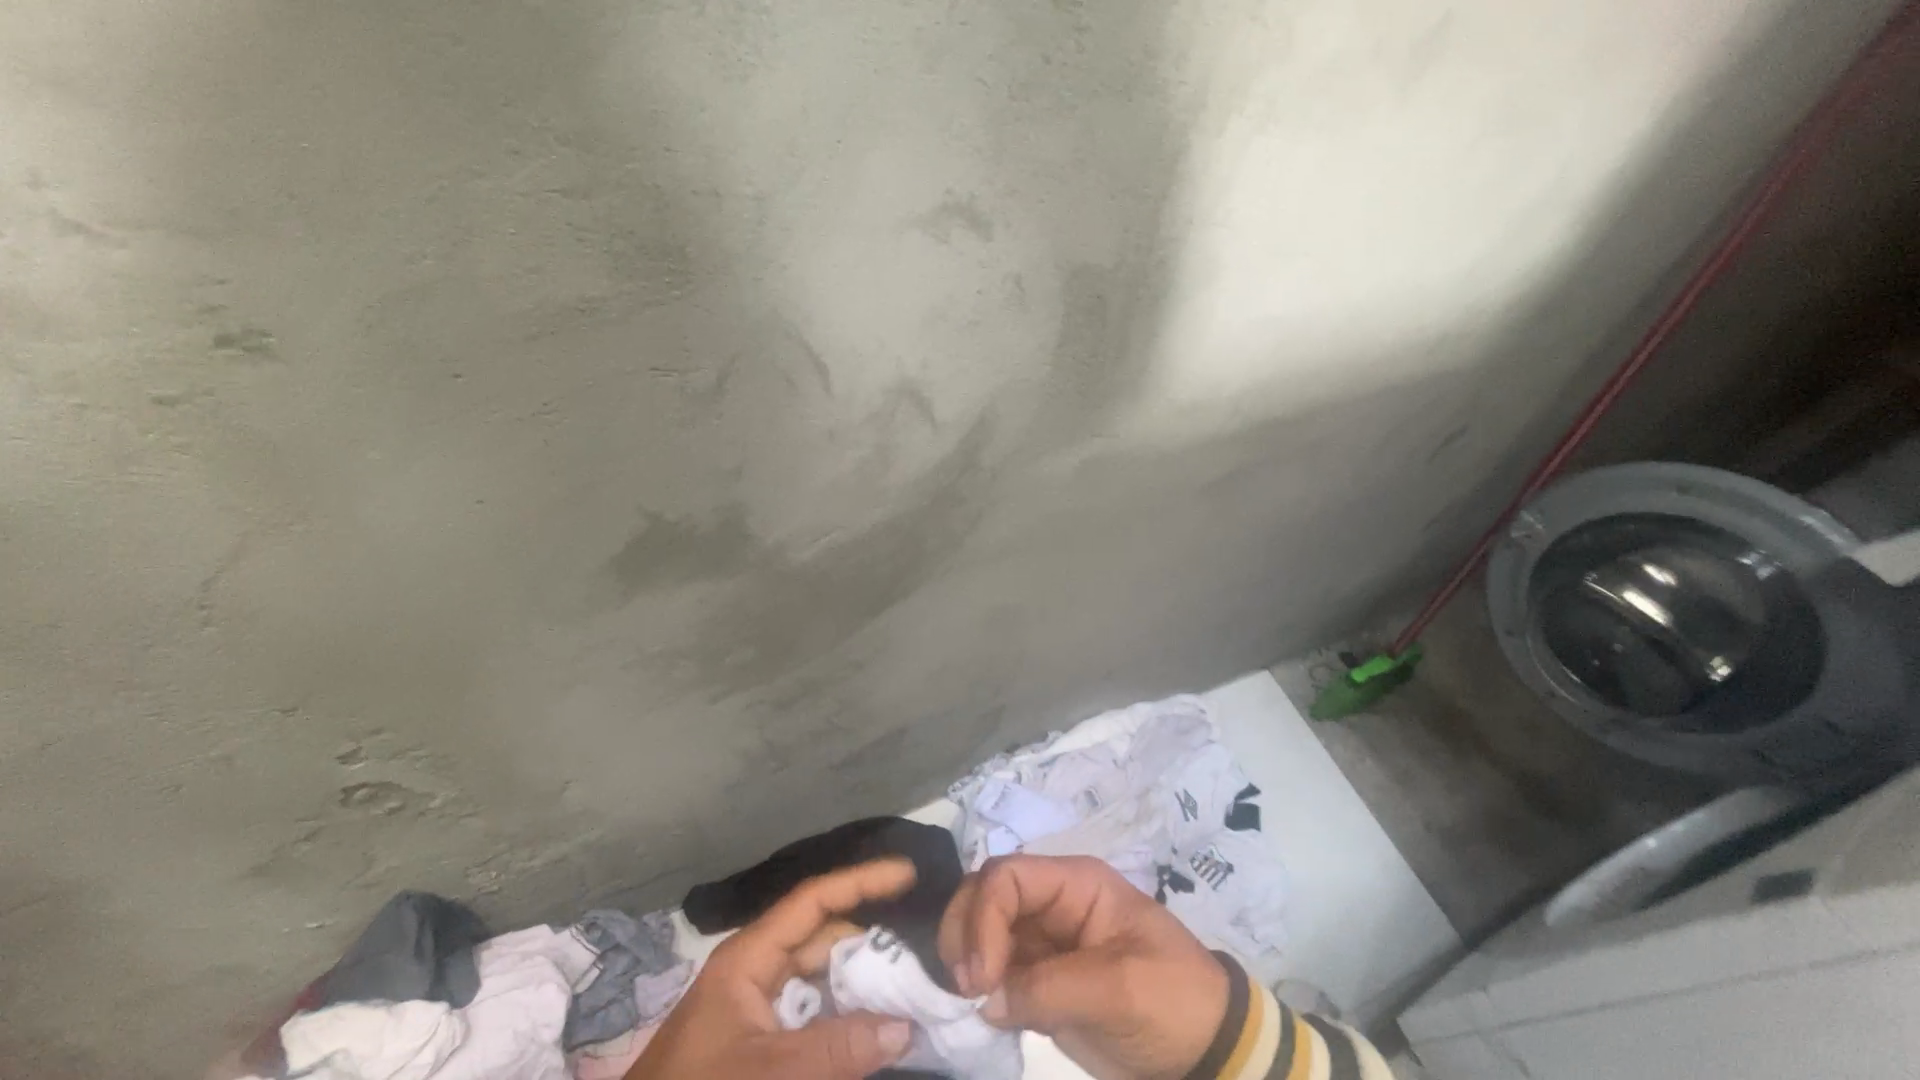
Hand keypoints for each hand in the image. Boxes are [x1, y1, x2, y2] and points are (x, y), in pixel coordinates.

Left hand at [627, 859, 917, 1079]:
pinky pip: (813, 1017)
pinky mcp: (759, 1042)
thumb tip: (905, 1026)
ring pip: (821, 981)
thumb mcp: (767, 1070)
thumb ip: (836, 1049)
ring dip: (861, 987)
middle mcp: (756, 971)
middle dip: (871, 945)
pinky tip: (874, 1034)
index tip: (909, 874)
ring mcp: (757, 1008)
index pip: (813, 901)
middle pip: (823, 941)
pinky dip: (844, 1021)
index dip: (862, 881)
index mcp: (749, 957)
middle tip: (924, 959)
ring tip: (910, 993)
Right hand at [939, 855, 1229, 1079]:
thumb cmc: (1173, 1000)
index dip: (983, 917)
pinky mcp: (1037, 981)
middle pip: (983, 895)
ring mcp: (1042, 943)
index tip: (981, 976)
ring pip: (979, 931)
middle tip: (965, 987)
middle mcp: (1052, 904)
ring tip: (968, 1002)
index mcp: (1076, 885)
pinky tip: (976, 1014)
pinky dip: (976, 990)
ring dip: (964, 960)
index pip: (1007, 877)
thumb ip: (1049, 988)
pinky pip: (992, 973)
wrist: (1204, 1051)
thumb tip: (985, 1000)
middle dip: (964, 933)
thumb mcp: (1120, 988)